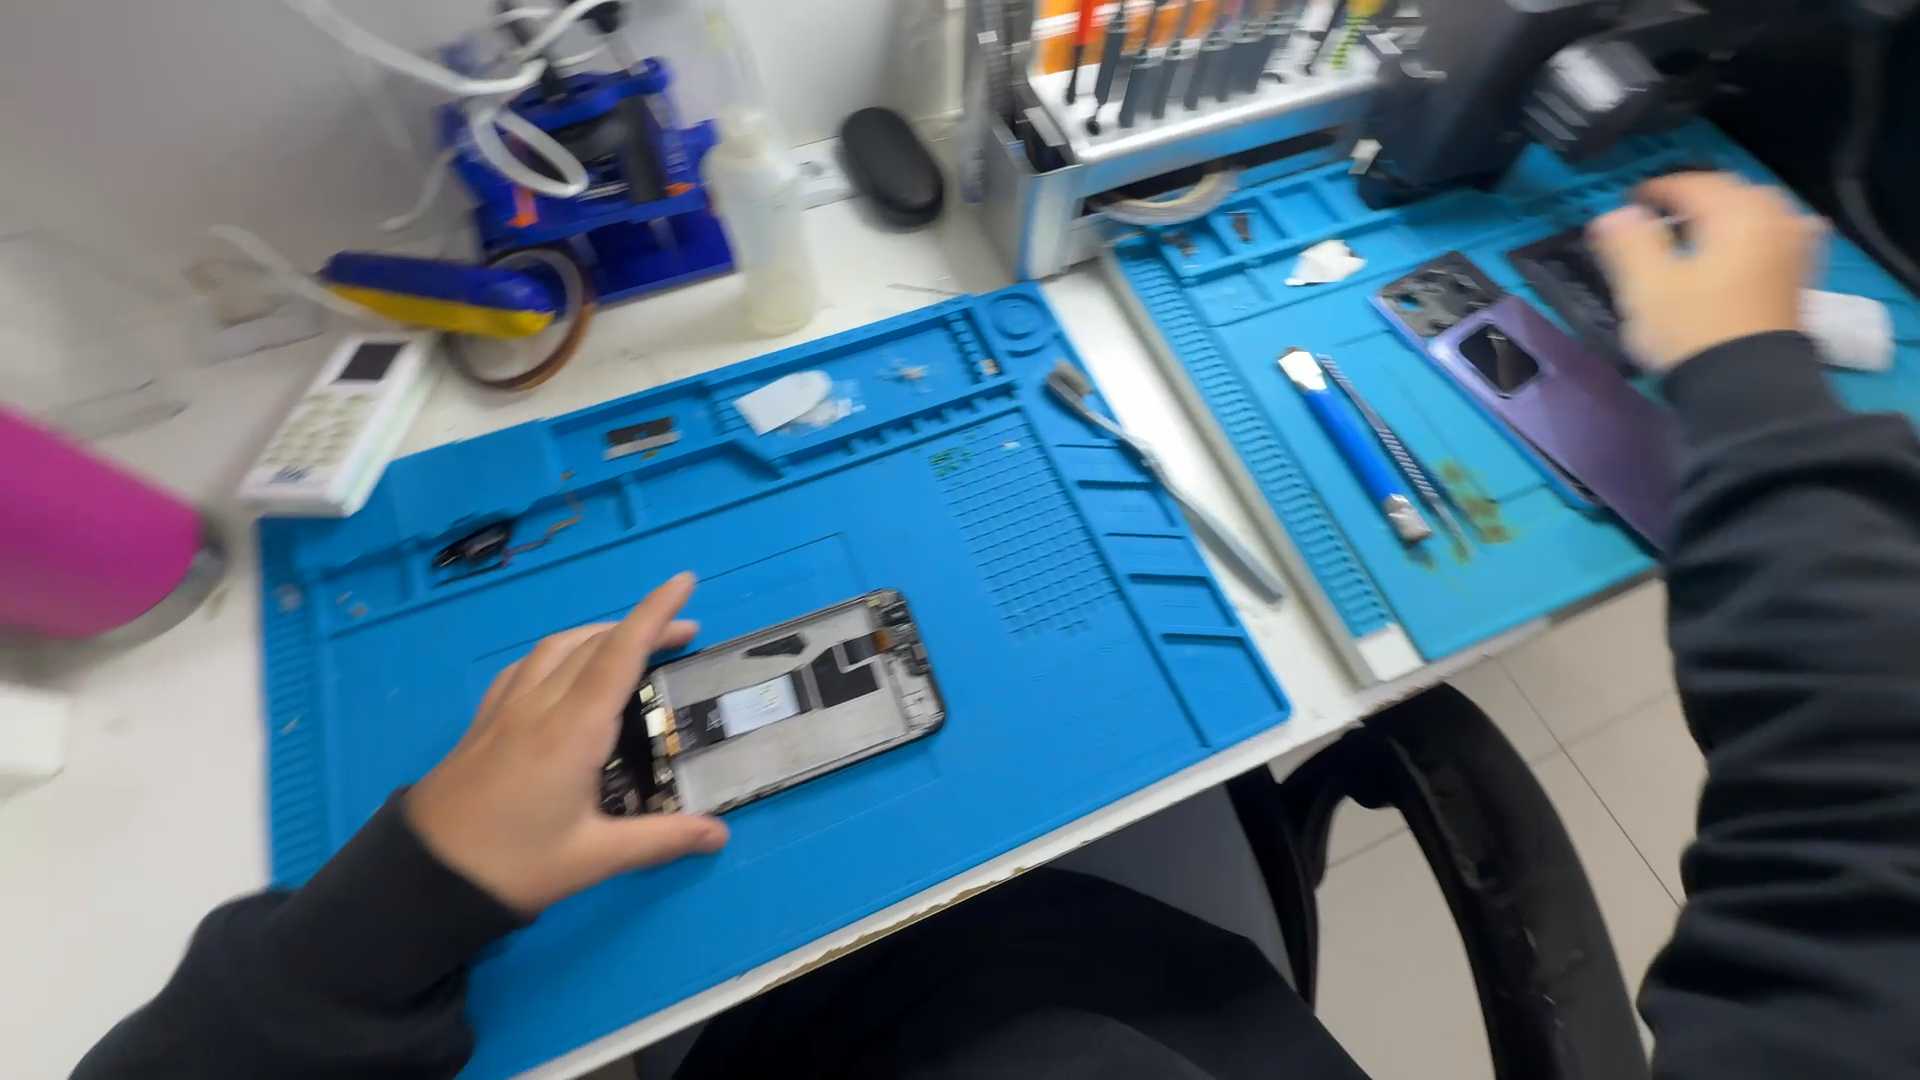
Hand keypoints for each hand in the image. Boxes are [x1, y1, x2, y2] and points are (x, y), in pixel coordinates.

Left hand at [405, 572, 727, 914]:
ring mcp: (506, 709)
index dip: (655, 613)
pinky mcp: (484, 721)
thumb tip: (721, 835)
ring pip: (559, 646)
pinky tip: (567, 666)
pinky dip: (561, 650)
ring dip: (602, 633)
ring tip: (632, 642)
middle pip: (597, 643)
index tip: (684, 582)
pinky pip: (527, 665)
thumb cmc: (510, 867)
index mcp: (572, 730)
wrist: (415, 884)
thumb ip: (662, 840)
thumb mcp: (593, 858)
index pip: (620, 654)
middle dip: (645, 624)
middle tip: (687, 632)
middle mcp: (540, 706)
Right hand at [1586, 172, 1822, 372]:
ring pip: (1758, 212)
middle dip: (1695, 196)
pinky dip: (1748, 231)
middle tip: (1659, 211)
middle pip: (1734, 193)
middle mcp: (1774, 222)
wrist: (1741, 377)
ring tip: (1695, 227)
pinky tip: (1735, 246)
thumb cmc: (1688, 328)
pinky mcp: (1794, 274)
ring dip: (1724, 212)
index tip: (1627, 200)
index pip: (1695, 186)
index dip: (1658, 189)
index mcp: (1736, 218)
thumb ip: (1628, 245)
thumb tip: (1611, 215)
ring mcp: (1792, 248)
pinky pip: (1774, 234)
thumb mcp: (1645, 287)